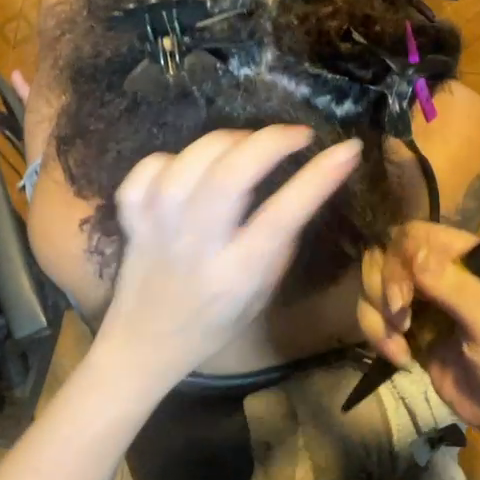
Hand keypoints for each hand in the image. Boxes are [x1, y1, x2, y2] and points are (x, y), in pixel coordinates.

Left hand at [94, 127, 362, 388]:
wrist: (145, 344)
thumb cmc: (216, 322)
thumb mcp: (262, 293)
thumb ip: (278, 242)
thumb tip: (303, 187)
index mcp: (236, 274)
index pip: (281, 217)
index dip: (318, 178)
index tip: (348, 149)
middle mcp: (196, 246)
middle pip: (229, 176)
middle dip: (270, 142)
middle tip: (298, 135)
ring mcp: (157, 228)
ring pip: (190, 162)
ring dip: (228, 141)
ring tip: (248, 145)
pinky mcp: (131, 217)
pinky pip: (150, 168)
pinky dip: (174, 157)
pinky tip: (192, 168)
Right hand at [358, 223, 479, 428]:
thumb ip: (456, 289)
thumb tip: (415, 254)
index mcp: (467, 259)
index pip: (416, 236)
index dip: (399, 261)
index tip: (403, 298)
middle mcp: (440, 272)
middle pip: (386, 256)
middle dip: (383, 290)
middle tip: (401, 323)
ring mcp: (421, 300)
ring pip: (373, 286)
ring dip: (377, 317)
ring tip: (399, 348)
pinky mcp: (407, 328)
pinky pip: (374, 317)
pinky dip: (377, 336)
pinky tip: (400, 358)